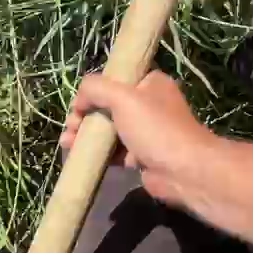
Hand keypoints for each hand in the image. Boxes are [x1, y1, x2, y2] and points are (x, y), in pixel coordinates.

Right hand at [58, 71, 224, 206]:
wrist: (184, 171)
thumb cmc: (155, 128)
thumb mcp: (122, 98)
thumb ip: (96, 88)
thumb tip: (79, 98)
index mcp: (149, 83)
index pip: (113, 80)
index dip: (92, 92)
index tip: (77, 106)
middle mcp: (149, 104)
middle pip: (107, 106)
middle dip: (84, 117)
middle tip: (70, 128)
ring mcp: (146, 131)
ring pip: (108, 129)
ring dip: (87, 135)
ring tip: (68, 144)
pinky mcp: (141, 154)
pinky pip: (114, 150)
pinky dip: (98, 152)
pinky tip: (81, 156)